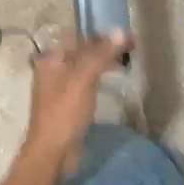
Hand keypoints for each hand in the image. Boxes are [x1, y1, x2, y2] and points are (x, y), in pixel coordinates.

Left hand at [22, 30, 132, 170]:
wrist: (53, 153)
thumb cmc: (64, 113)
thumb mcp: (83, 80)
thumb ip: (101, 55)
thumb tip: (120, 31)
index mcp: (52, 59)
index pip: (77, 35)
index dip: (100, 31)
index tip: (124, 32)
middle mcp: (54, 68)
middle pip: (82, 49)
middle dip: (105, 45)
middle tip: (131, 44)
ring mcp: (61, 86)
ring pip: (85, 65)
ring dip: (104, 60)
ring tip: (127, 57)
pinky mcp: (70, 102)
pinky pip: (86, 81)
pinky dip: (100, 75)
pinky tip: (114, 76)